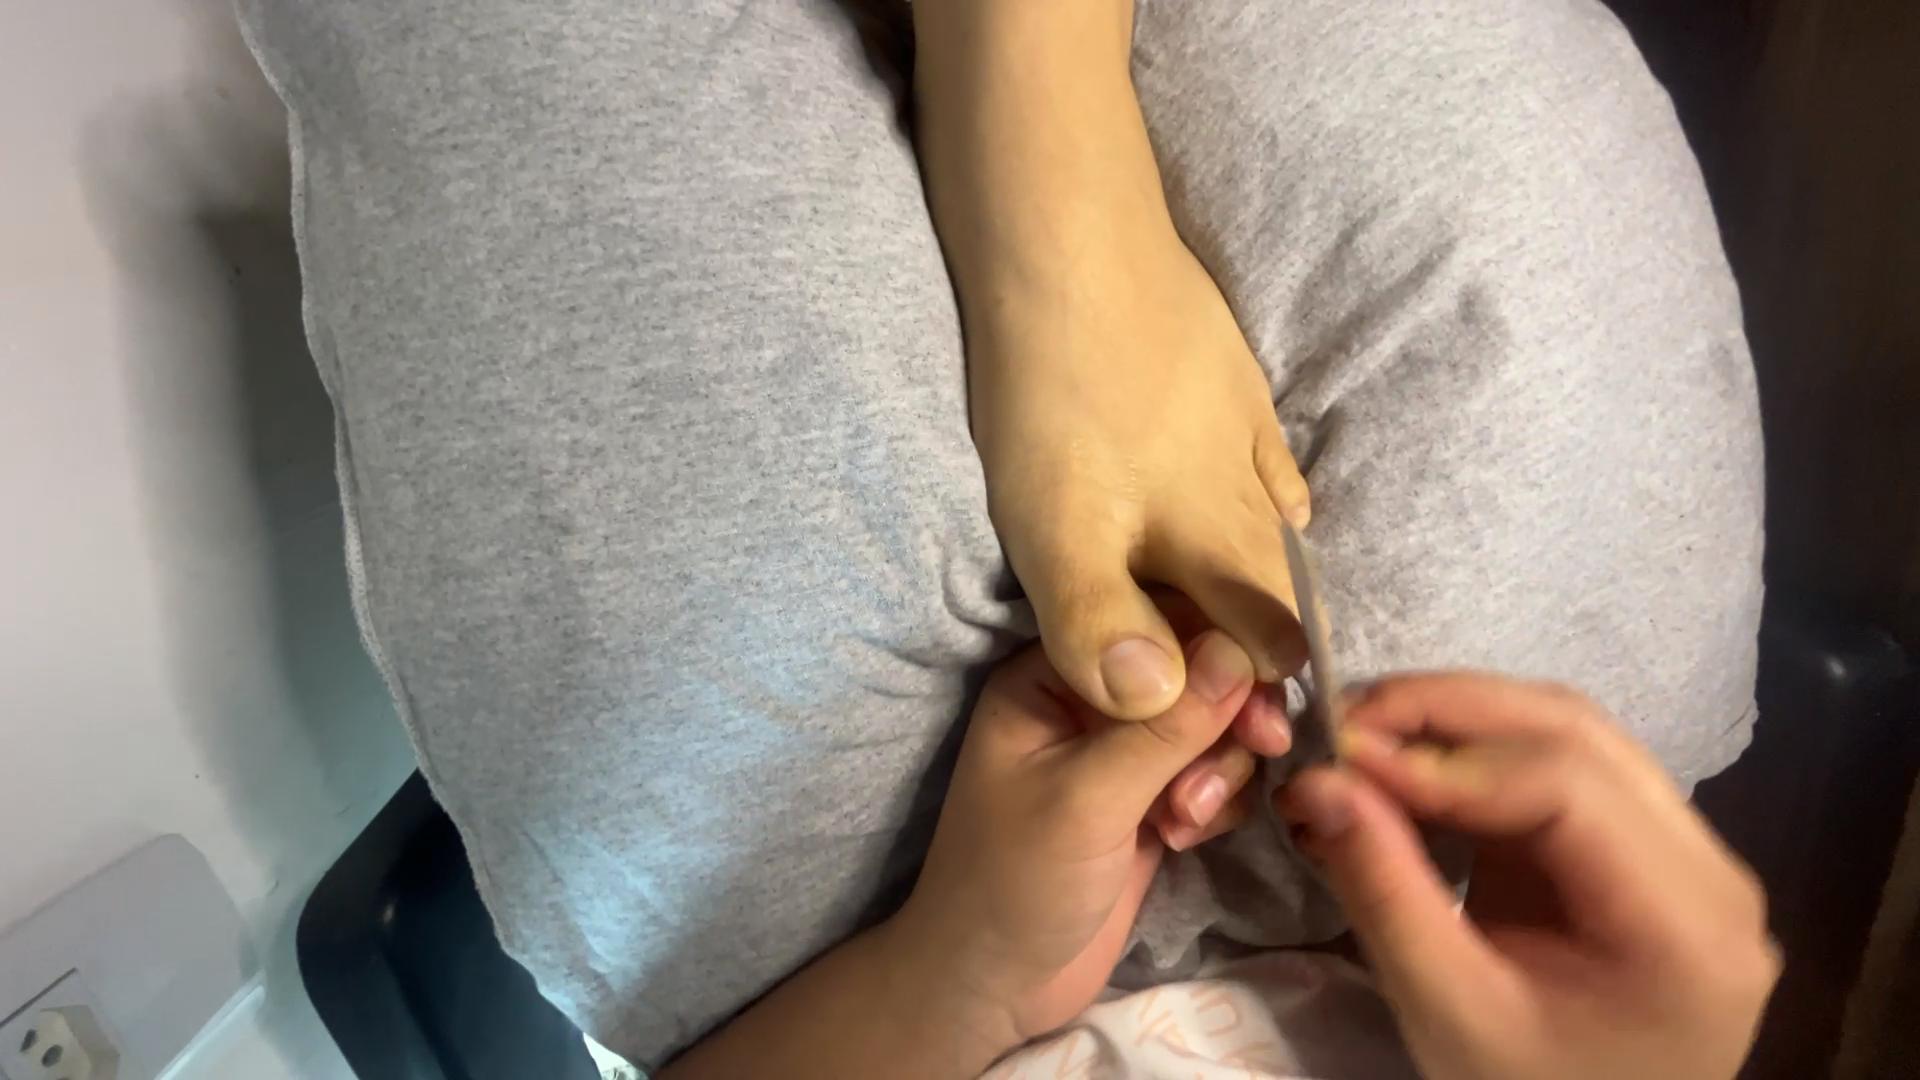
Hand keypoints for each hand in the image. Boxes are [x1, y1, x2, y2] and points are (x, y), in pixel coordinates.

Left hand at [888, 630, 1257, 1043]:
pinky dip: (1212, 799)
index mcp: (1052, 673)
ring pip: (1208, 725)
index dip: (1213, 650)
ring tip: (1184, 821)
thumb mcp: (1088, 798)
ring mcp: (1120, 750)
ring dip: (1217, 768)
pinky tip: (1181, 838)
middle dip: (1224, 716)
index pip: (1148, 625)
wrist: (998, 979)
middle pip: (1190, 672)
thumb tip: (1235, 648)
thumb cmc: (1018, 877)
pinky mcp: (1148, 796)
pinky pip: (1208, 772)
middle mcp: (1090, 699)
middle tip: (1259, 750)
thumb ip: (1164, 730)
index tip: (1260, 699)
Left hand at [967, 219, 1311, 722]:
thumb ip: (1101, 622)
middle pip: (1283, 590)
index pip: (1278, 644)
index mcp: (1221, 542)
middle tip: (1209, 665)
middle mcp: (1255, 493)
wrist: (1070, 245)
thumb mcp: (1054, 526)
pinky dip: (1252, 498)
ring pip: (1276, 524)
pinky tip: (1234, 498)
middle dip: (1256, 641)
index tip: (1221, 717)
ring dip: (1253, 569)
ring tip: (1216, 597)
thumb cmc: (1056, 397)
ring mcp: (1249, 431)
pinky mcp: (1230, 382)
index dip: (1257, 692)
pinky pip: (1264, 459)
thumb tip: (1157, 701)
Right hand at [1278, 674, 1779, 1079]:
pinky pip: (1536, 747)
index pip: (1566, 785)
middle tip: (1339, 725)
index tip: (1341, 764)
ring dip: (1446, 713)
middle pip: (1566, 728)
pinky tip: (1400, 762)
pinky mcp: (1614, 827)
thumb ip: (1382, 888)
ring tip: (1360, 737)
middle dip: (1437, 709)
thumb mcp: (1443, 1006)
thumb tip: (1315, 780)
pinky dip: (1457, 739)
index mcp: (1686, 927)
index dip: (1443, 760)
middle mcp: (1700, 862)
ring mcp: (1666, 837)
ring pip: (1553, 720)